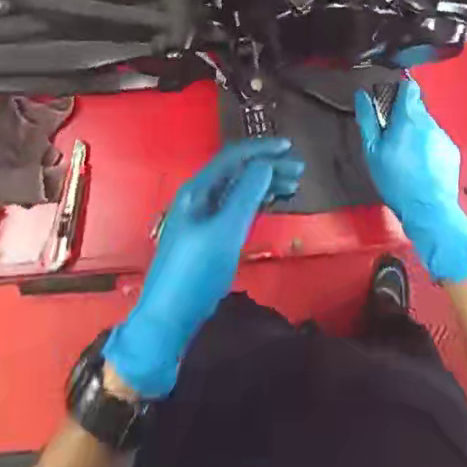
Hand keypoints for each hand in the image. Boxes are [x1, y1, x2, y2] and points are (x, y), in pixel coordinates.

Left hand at [104, 138, 302, 396]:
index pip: (232, 157)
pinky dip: (254, 202)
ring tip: (291, 186)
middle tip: (299, 172)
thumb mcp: (225, 232)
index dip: (261, 149)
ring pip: (237, 190)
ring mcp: (202, 218)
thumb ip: (245, 195)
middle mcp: (198, 198)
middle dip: (267, 167)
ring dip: (263, 184)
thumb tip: (265, 164)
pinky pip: (235, 208)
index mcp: (197, 191)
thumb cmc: (195, 273)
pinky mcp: (208, 237)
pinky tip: (269, 205)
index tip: (289, 148)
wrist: (167, 318)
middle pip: (236, 172)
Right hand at [355, 80, 466, 282]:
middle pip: (417, 107)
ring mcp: (444, 137)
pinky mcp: (452, 151)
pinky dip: (427, 145)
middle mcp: (430, 122)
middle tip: (391, 137)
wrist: (429, 210)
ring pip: (426, 125)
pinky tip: (420, 165)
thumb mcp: (372, 150)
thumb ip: (367, 119)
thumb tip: (362, 94)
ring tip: (406, 155)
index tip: (388, 103)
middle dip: (404, 116)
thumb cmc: (395, 179)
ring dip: (416, 132)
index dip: (397, 91)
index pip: (409, 87)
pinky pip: (436, 140)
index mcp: (409, 118)